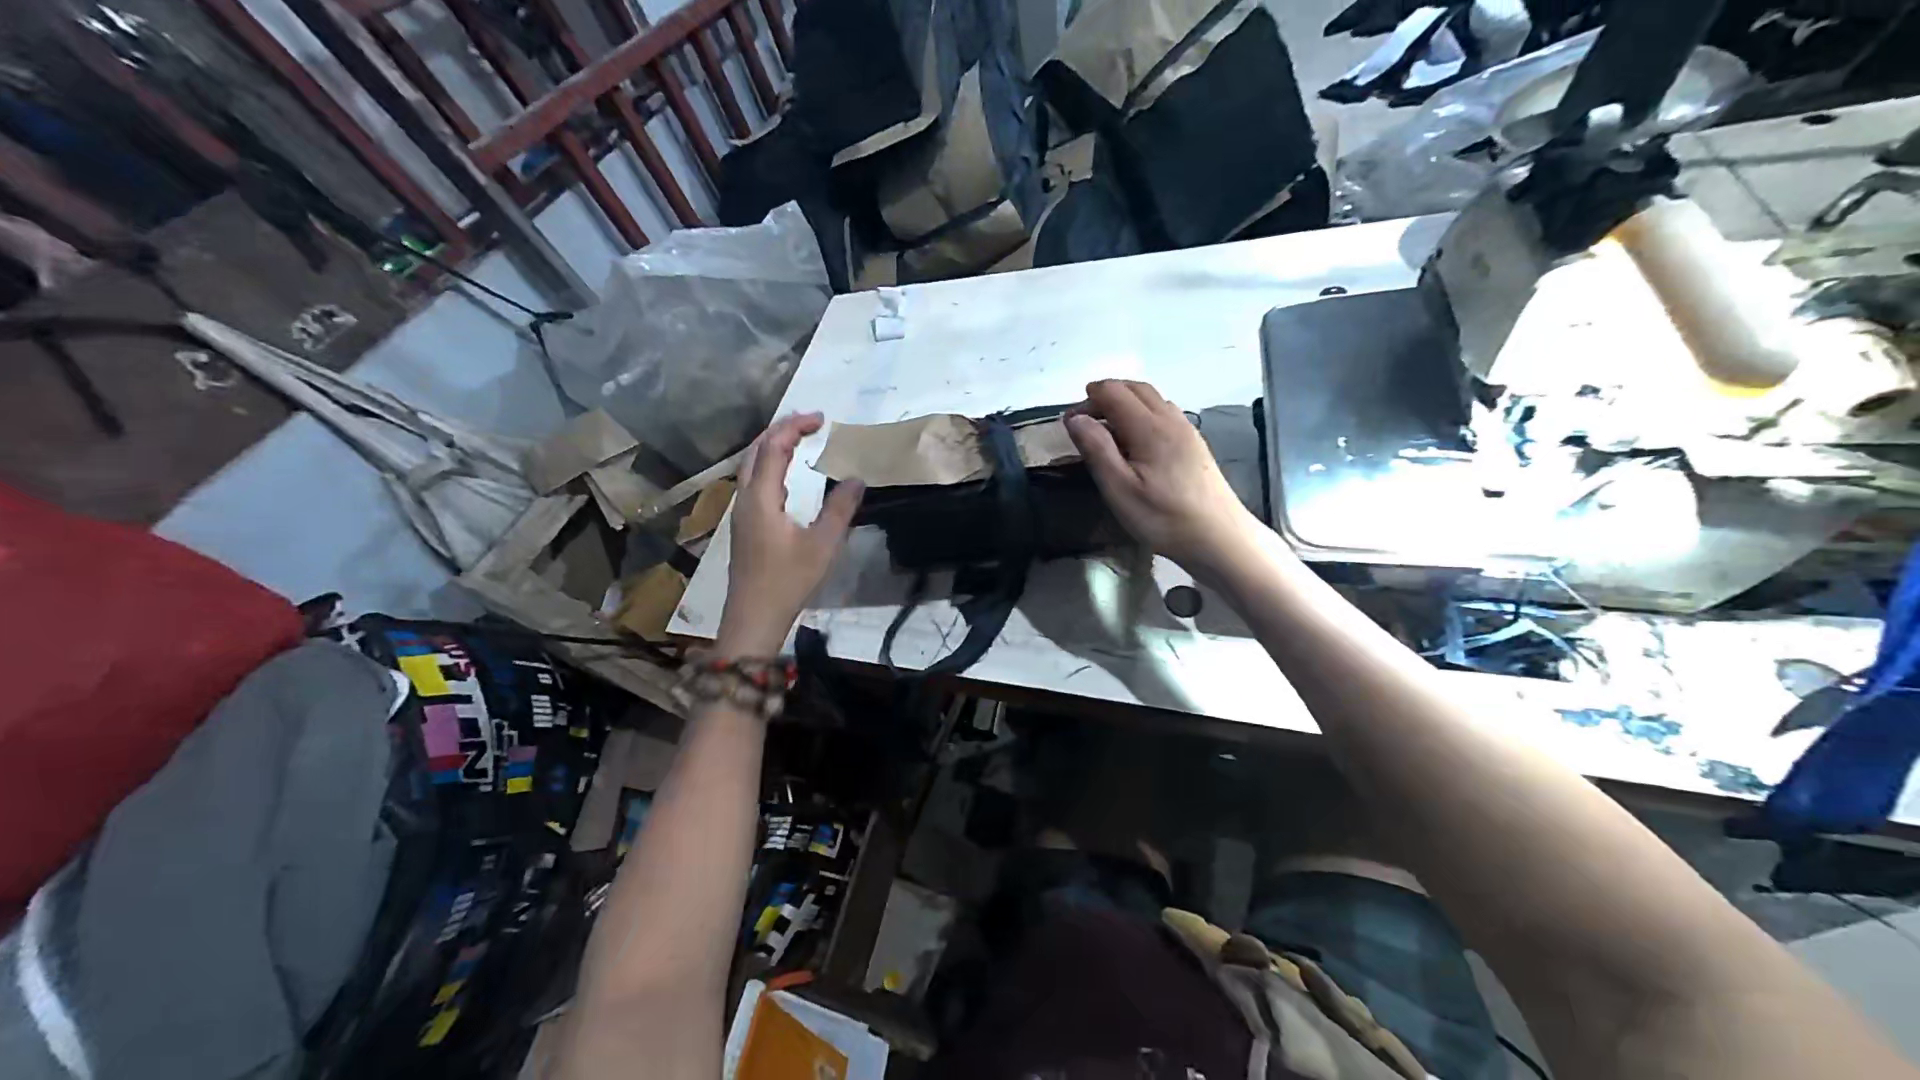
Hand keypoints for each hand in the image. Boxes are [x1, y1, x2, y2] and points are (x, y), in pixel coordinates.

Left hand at [716, 413, 863, 657]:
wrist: (753, 616)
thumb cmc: (788, 581)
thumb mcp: (822, 545)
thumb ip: (840, 509)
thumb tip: (856, 478)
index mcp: (761, 497)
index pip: (773, 447)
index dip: (795, 427)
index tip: (821, 419)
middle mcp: (745, 498)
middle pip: (756, 450)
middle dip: (780, 429)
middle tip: (809, 422)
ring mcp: (741, 512)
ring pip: (751, 465)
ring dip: (772, 446)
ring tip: (798, 439)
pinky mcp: (745, 525)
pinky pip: (753, 480)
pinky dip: (770, 465)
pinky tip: (787, 476)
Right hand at [1065, 380, 1265, 576]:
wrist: (1219, 538)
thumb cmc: (1163, 517)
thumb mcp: (1119, 489)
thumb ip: (1096, 448)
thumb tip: (1075, 418)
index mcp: (1149, 427)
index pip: (1114, 392)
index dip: (1088, 399)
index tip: (1069, 421)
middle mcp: (1170, 419)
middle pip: (1135, 388)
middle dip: (1106, 395)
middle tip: (1084, 419)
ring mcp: (1187, 430)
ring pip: (1153, 399)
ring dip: (1125, 402)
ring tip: (1106, 428)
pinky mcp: (1195, 444)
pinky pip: (1165, 414)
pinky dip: (1143, 413)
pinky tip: (1136, 440)